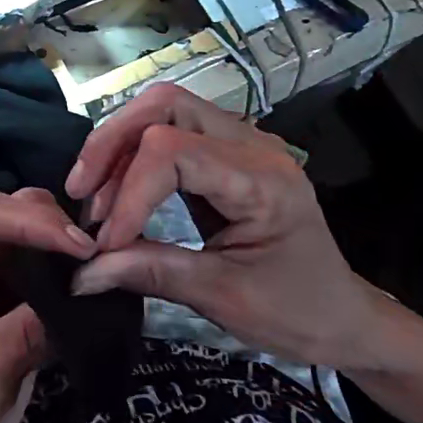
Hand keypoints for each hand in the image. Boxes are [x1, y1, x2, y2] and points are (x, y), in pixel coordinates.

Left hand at [0, 188, 97, 422]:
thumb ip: (27, 331)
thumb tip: (82, 293)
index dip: (32, 224)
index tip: (81, 247)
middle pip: (5, 208)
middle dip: (51, 222)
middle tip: (96, 252)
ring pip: (26, 220)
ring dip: (62, 233)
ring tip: (98, 258)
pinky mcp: (9, 277)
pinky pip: (41, 247)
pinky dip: (66, 252)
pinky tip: (92, 268)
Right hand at [63, 83, 381, 365]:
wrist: (341, 317)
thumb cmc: (295, 312)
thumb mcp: (222, 298)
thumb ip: (149, 272)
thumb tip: (81, 273)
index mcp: (263, 180)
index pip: (172, 153)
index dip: (127, 193)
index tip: (104, 243)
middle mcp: (252, 145)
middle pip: (163, 106)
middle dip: (111, 143)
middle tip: (81, 192)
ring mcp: (239, 142)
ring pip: (160, 110)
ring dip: (116, 145)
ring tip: (91, 194)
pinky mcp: (223, 153)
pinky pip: (166, 132)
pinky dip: (130, 156)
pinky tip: (114, 190)